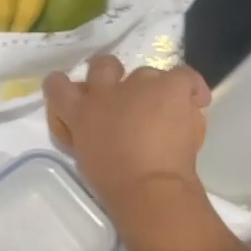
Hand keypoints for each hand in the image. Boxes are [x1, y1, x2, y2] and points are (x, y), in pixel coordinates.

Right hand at [43, 56, 211, 215]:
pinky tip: (193, 102)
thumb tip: (97, 129)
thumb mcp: (85, 155)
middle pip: (103, 64)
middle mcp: (105, 92)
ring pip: (146, 72)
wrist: (148, 186)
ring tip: (164, 110)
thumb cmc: (112, 182)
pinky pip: (183, 75)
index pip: (58, 85)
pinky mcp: (172, 86)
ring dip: (151, 88)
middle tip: (123, 95)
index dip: (63, 85)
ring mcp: (139, 85)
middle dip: (111, 74)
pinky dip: (190, 87)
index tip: (74, 93)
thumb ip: (86, 134)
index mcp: (79, 112)